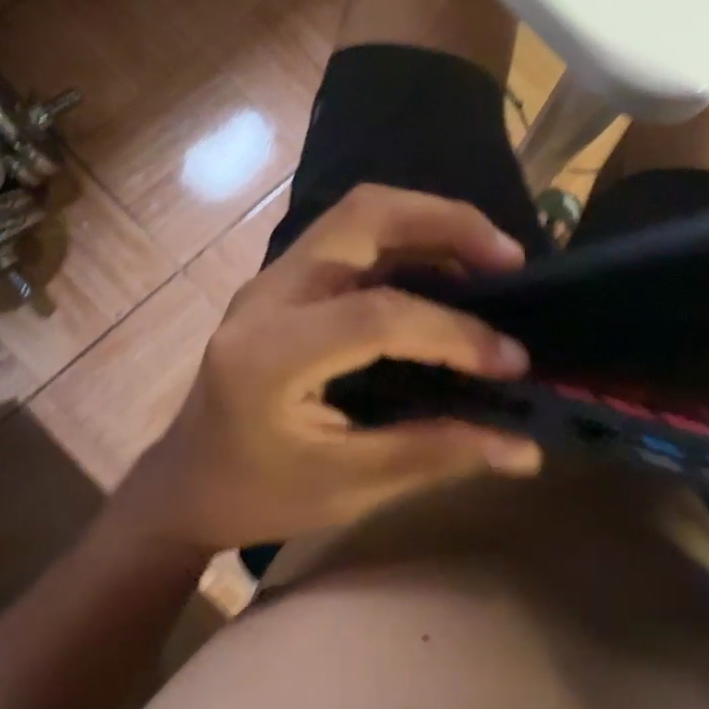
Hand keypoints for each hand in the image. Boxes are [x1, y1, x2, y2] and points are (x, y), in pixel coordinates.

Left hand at [101, 185, 542, 556]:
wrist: (183, 485)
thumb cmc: (256, 496)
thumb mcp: (346, 487)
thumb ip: (435, 454)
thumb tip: (526, 449)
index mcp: (268, 355)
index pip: (376, 316)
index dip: (453, 333)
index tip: (512, 360)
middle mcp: (268, 295)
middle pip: (365, 216)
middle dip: (448, 224)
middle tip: (512, 260)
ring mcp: (273, 277)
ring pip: (362, 212)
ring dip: (434, 222)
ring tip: (493, 259)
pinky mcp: (286, 278)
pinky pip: (357, 233)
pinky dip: (413, 239)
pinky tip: (450, 272)